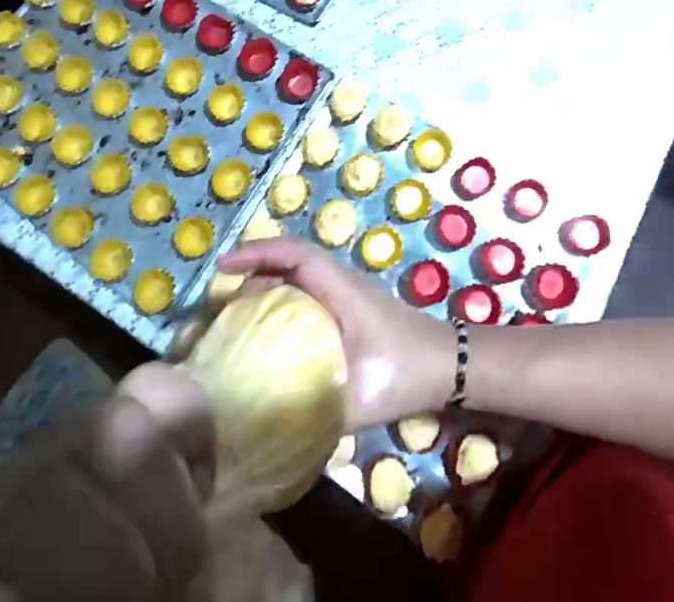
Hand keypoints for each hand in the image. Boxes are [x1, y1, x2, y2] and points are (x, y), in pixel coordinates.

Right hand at [218, 239, 455, 429]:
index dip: (258, 252)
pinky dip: (283, 300)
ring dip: (267, 286)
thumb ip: (319, 411)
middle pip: (291, 263)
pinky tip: (272, 330)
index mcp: (342, 291)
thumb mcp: (363, 396)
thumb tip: (269, 422)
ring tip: (237, 316)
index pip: (297, 255)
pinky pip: (307, 292)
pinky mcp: (349, 308)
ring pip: (298, 277)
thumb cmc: (407, 371)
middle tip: (223, 305)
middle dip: (254, 273)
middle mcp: (341, 283)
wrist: (450, 365)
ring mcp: (346, 293)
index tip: (224, 265)